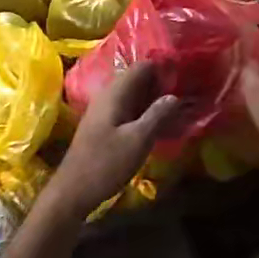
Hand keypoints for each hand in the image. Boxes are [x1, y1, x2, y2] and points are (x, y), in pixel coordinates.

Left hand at [44, 63, 180, 220]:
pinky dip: (143, 111)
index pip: (142, 66)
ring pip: (133, 95)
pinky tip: (157, 124)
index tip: (184, 78)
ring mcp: (103, 110)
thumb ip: (157, 115)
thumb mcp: (138, 140)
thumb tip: (174, 96)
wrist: (73, 190)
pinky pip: (127, 108)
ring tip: (177, 108)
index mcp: (115, 93)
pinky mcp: (102, 125)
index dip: (163, 68)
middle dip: (160, 83)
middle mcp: (107, 95)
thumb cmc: (106, 164)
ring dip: (152, 98)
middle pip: (138, 79)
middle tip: (185, 94)